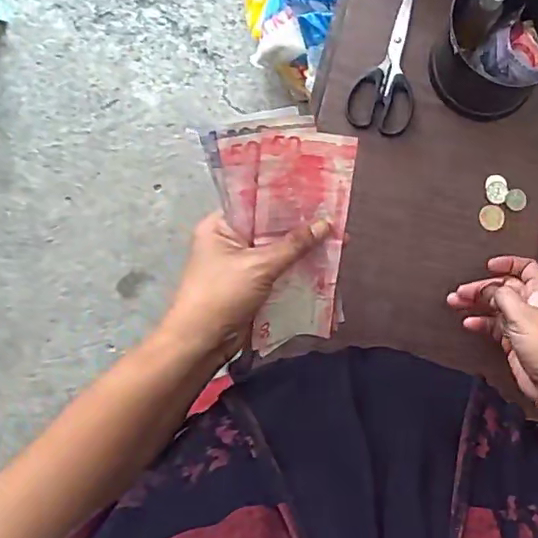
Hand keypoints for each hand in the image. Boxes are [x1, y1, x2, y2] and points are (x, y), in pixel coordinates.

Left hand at [160, 212, 330, 364]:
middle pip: (270, 226)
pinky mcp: (251, 282)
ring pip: (276, 248)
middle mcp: (229, 239)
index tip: (317, 193)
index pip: (256, 201)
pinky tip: (323, 261)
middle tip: (334, 216)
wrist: (201, 344)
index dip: (287, 198)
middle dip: (300, 224)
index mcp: (220, 225)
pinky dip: (296, 266)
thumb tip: (327, 223)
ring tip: (337, 237)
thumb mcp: (259, 266)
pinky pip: (278, 268)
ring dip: (301, 247)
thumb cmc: (222, 296)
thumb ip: (294, 244)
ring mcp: (240, 262)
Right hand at [447, 256, 537, 415]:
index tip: (489, 265)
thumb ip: (502, 296)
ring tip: (457, 302)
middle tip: (462, 290)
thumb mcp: (522, 314)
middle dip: (482, 287)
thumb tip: (490, 287)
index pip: (526, 268)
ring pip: (496, 307)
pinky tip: (469, 323)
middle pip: (504, 288)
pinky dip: (480, 323)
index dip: (508, 263)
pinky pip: (494, 326)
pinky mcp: (515, 342)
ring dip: (476, 303)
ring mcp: (523, 325)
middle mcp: (532, 307)